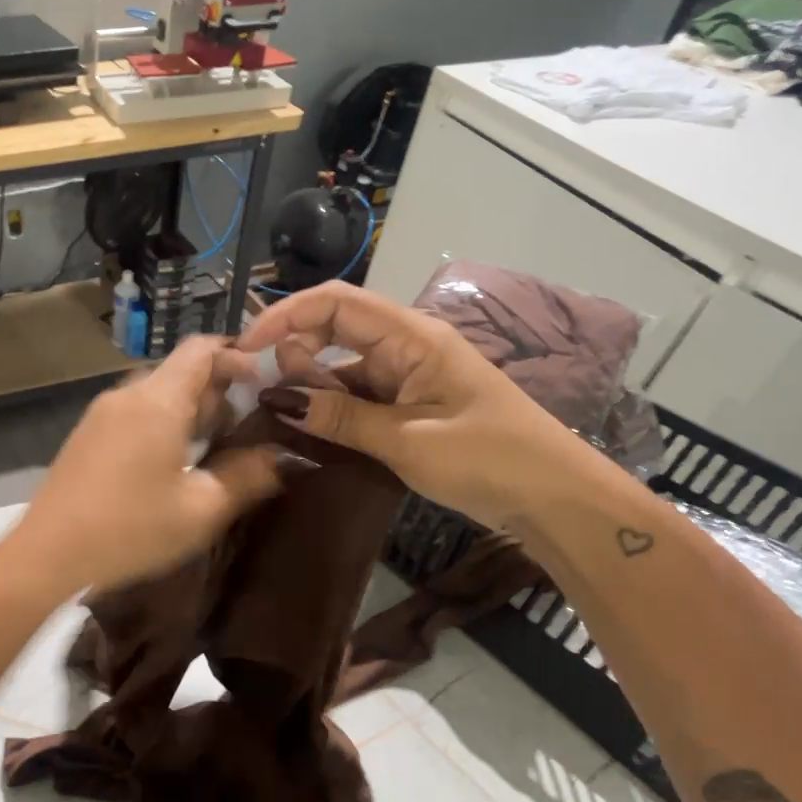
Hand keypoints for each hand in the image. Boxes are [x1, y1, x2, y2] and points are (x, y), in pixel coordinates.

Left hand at [8, 337, 287, 592]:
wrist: (47, 554)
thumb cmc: (129, 530)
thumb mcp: (201, 510)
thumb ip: (249, 476)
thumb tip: (284, 456)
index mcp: (158, 399)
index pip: (204, 348)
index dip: (241, 356)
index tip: (267, 387)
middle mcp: (127, 394)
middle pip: (181, 371)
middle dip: (219, 392)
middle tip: (247, 431)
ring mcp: (100, 415)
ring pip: (157, 394)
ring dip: (190, 412)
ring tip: (214, 452)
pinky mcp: (86, 437)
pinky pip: (134, 414)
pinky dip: (162, 426)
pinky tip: (172, 467)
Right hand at [233, 282, 612, 530]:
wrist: (555, 497)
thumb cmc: (490, 460)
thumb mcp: (408, 441)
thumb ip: (340, 417)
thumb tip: (275, 398)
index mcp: (413, 337)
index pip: (336, 303)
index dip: (285, 316)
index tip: (246, 350)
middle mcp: (407, 345)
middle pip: (333, 327)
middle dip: (288, 349)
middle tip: (252, 390)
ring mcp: (408, 375)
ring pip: (341, 363)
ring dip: (305, 381)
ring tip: (268, 411)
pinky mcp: (409, 403)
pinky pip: (356, 392)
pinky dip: (327, 404)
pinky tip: (303, 426)